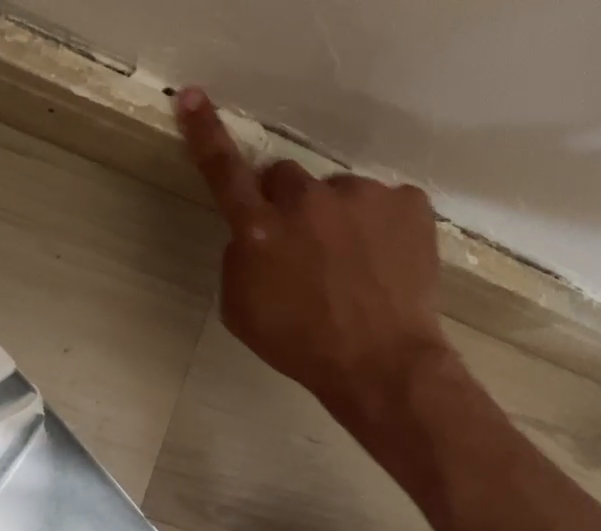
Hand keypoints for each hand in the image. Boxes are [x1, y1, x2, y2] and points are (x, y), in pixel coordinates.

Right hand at [175, 87, 457, 430]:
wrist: (379, 362)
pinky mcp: (407, 202)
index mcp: (260, 231)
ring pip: (338, 196)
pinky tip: (382, 266)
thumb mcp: (242, 312)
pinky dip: (380, 229)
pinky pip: (383, 205)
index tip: (193, 99)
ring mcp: (362, 196)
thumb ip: (240, 261)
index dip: (206, 136)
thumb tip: (252, 236)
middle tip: (303, 250)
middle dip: (287, 206)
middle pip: (285, 179)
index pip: (224, 174)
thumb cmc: (298, 345)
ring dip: (337, 221)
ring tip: (351, 271)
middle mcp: (307, 201)